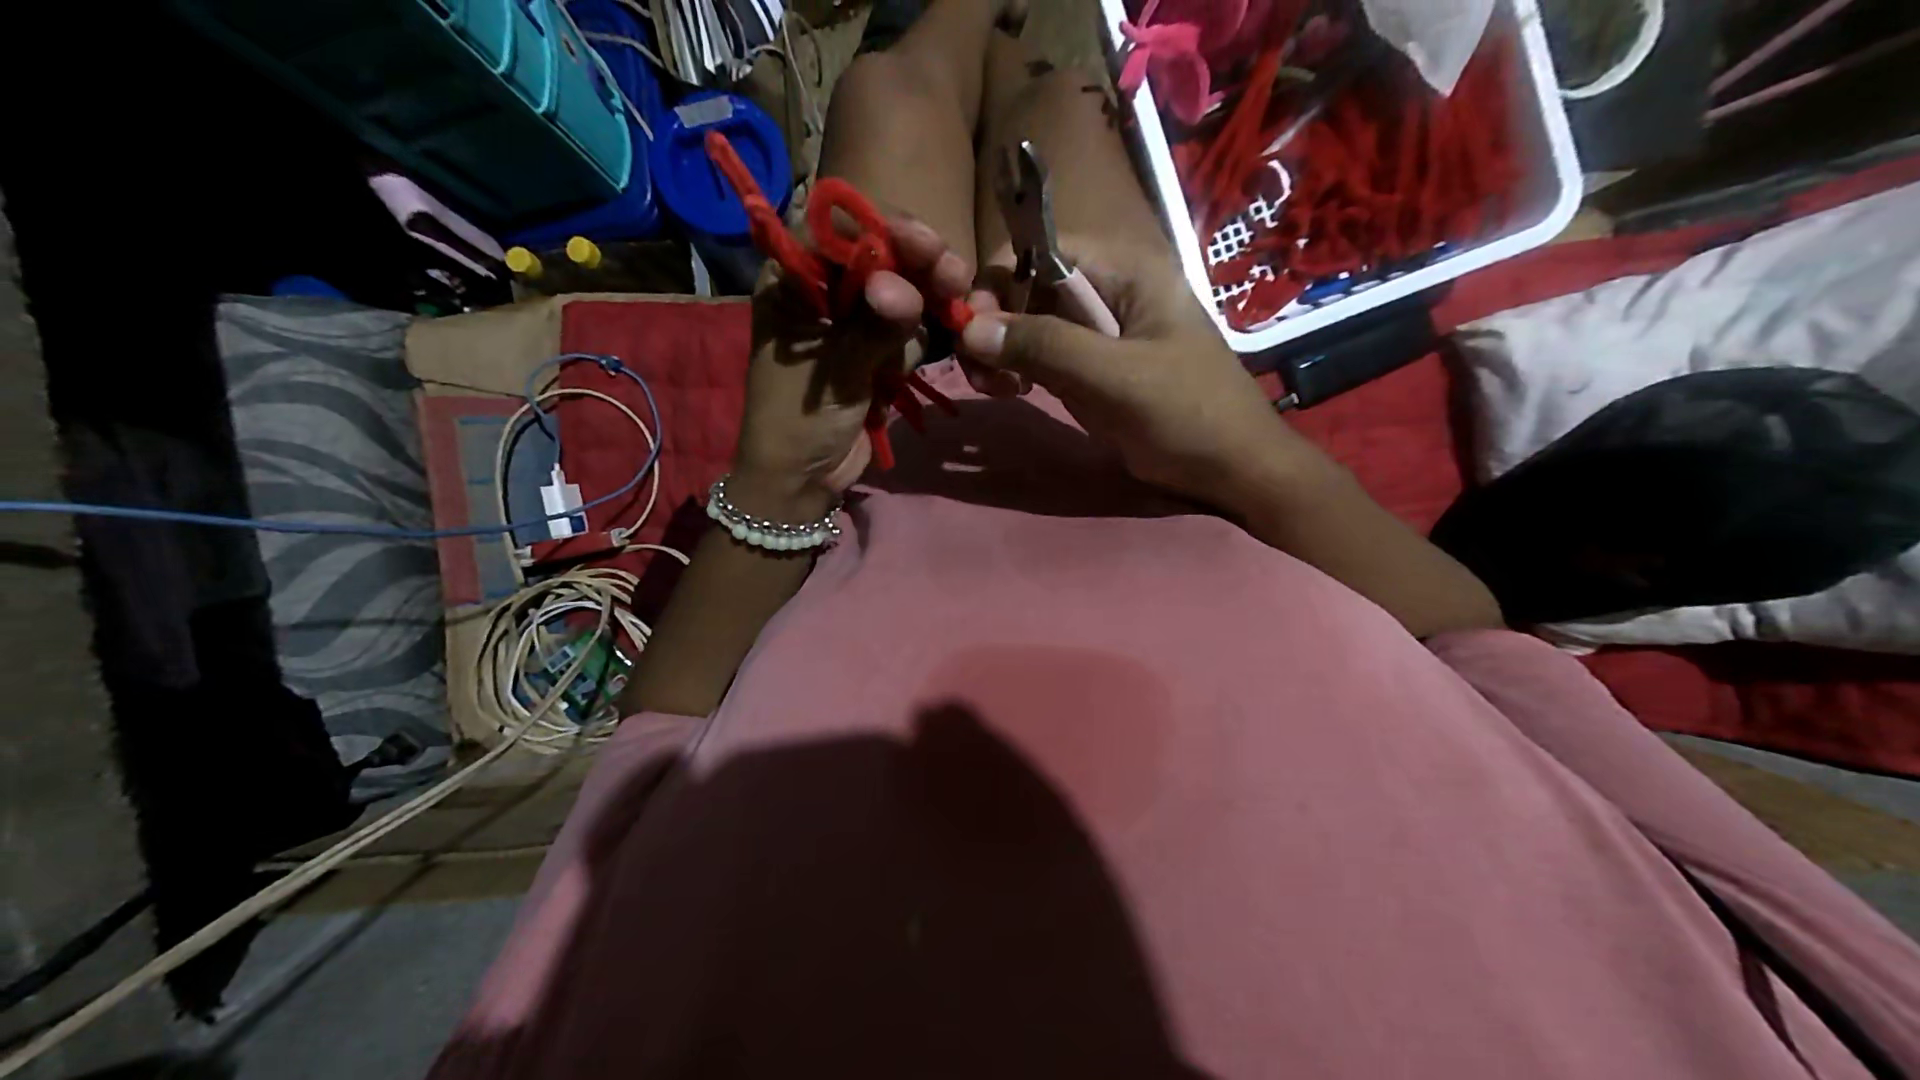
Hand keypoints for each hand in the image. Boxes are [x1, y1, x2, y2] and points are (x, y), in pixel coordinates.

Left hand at [732, 216, 973, 517]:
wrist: (803, 480)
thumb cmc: (798, 422)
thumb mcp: (834, 369)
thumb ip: (873, 325)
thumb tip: (905, 288)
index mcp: (790, 283)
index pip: (834, 233)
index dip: (879, 229)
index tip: (921, 241)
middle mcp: (823, 294)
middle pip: (876, 258)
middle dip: (916, 262)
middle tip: (952, 271)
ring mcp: (854, 324)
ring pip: (901, 292)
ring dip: (931, 294)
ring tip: (958, 296)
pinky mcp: (878, 352)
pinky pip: (910, 329)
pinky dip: (929, 329)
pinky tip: (954, 323)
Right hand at [957, 239, 1298, 512]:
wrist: (1232, 469)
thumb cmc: (1187, 415)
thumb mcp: (1116, 378)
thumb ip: (1045, 346)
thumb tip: (968, 327)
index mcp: (1125, 270)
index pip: (1038, 250)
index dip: (997, 284)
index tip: (974, 336)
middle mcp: (1108, 289)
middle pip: (1026, 286)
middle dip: (996, 324)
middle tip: (984, 376)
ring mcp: (1100, 329)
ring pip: (1029, 323)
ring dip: (1003, 351)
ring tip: (1000, 389)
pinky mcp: (1093, 365)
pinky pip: (1043, 355)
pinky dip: (1020, 370)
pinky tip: (1014, 392)